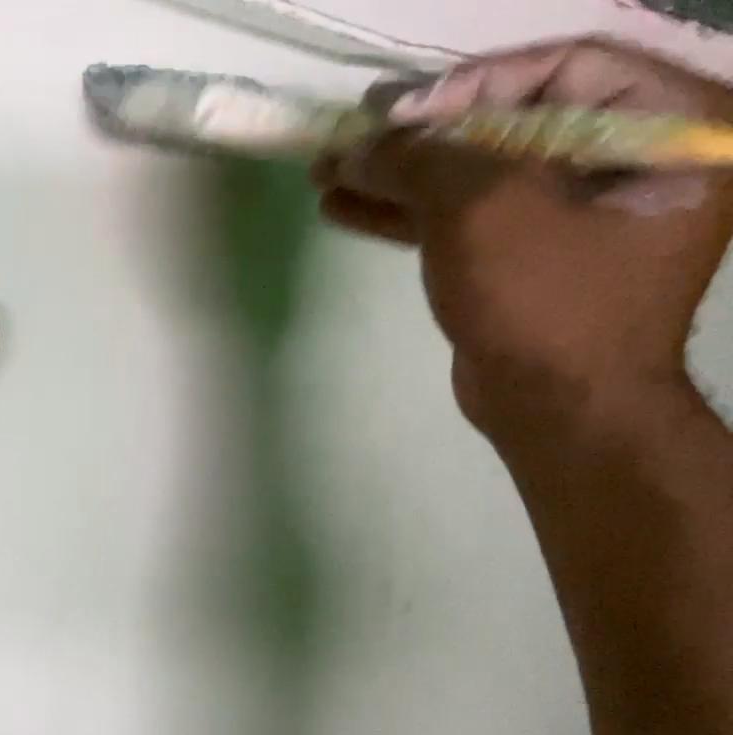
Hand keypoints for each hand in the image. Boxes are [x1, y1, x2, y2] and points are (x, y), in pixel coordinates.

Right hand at [312, 37, 732, 435]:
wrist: (558, 405)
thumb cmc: (545, 298)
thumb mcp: (484, 210)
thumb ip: (423, 161)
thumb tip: (360, 144)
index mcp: (668, 127)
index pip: (564, 68)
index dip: (472, 83)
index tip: (394, 115)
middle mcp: (632, 158)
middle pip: (509, 120)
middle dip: (419, 134)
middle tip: (349, 136)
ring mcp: (576, 211)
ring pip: (474, 174)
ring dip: (397, 174)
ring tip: (326, 172)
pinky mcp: (527, 255)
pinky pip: (464, 217)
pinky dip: (404, 212)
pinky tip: (345, 207)